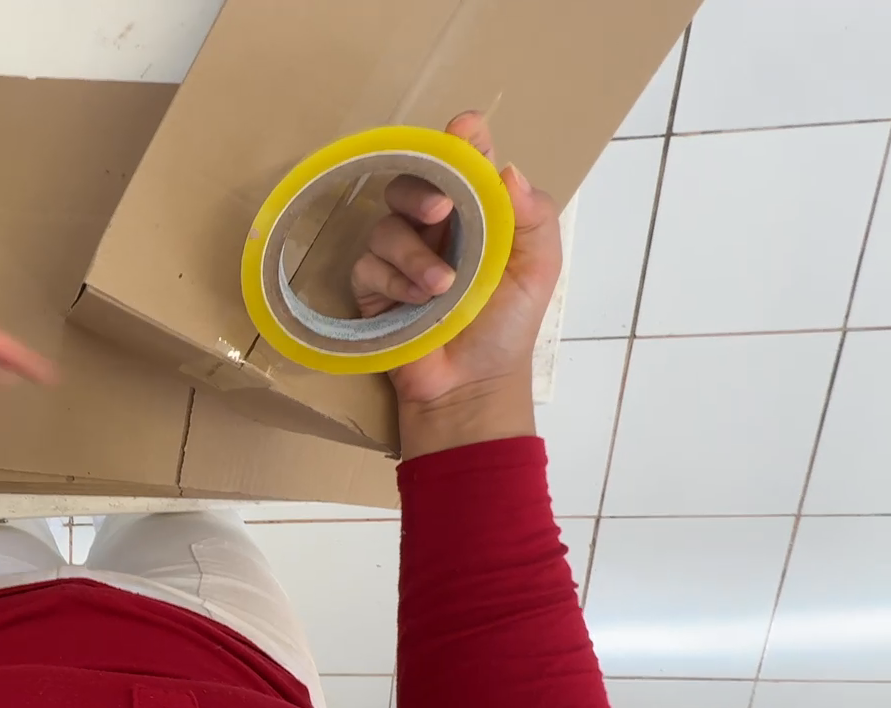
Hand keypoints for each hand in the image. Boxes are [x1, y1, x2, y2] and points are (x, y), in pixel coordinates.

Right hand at [349, 111, 562, 457]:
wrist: (466, 381)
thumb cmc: (505, 327)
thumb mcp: (537, 266)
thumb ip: (530, 217)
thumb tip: (505, 170)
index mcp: (477, 215)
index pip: (463, 166)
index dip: (459, 143)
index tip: (463, 128)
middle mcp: (433, 230)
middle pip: (410, 184)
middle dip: (419, 189)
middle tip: (438, 210)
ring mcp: (398, 259)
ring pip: (386, 229)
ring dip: (414, 258)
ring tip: (440, 289)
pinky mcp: (370, 289)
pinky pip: (368, 268)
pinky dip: (393, 283)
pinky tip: (415, 303)